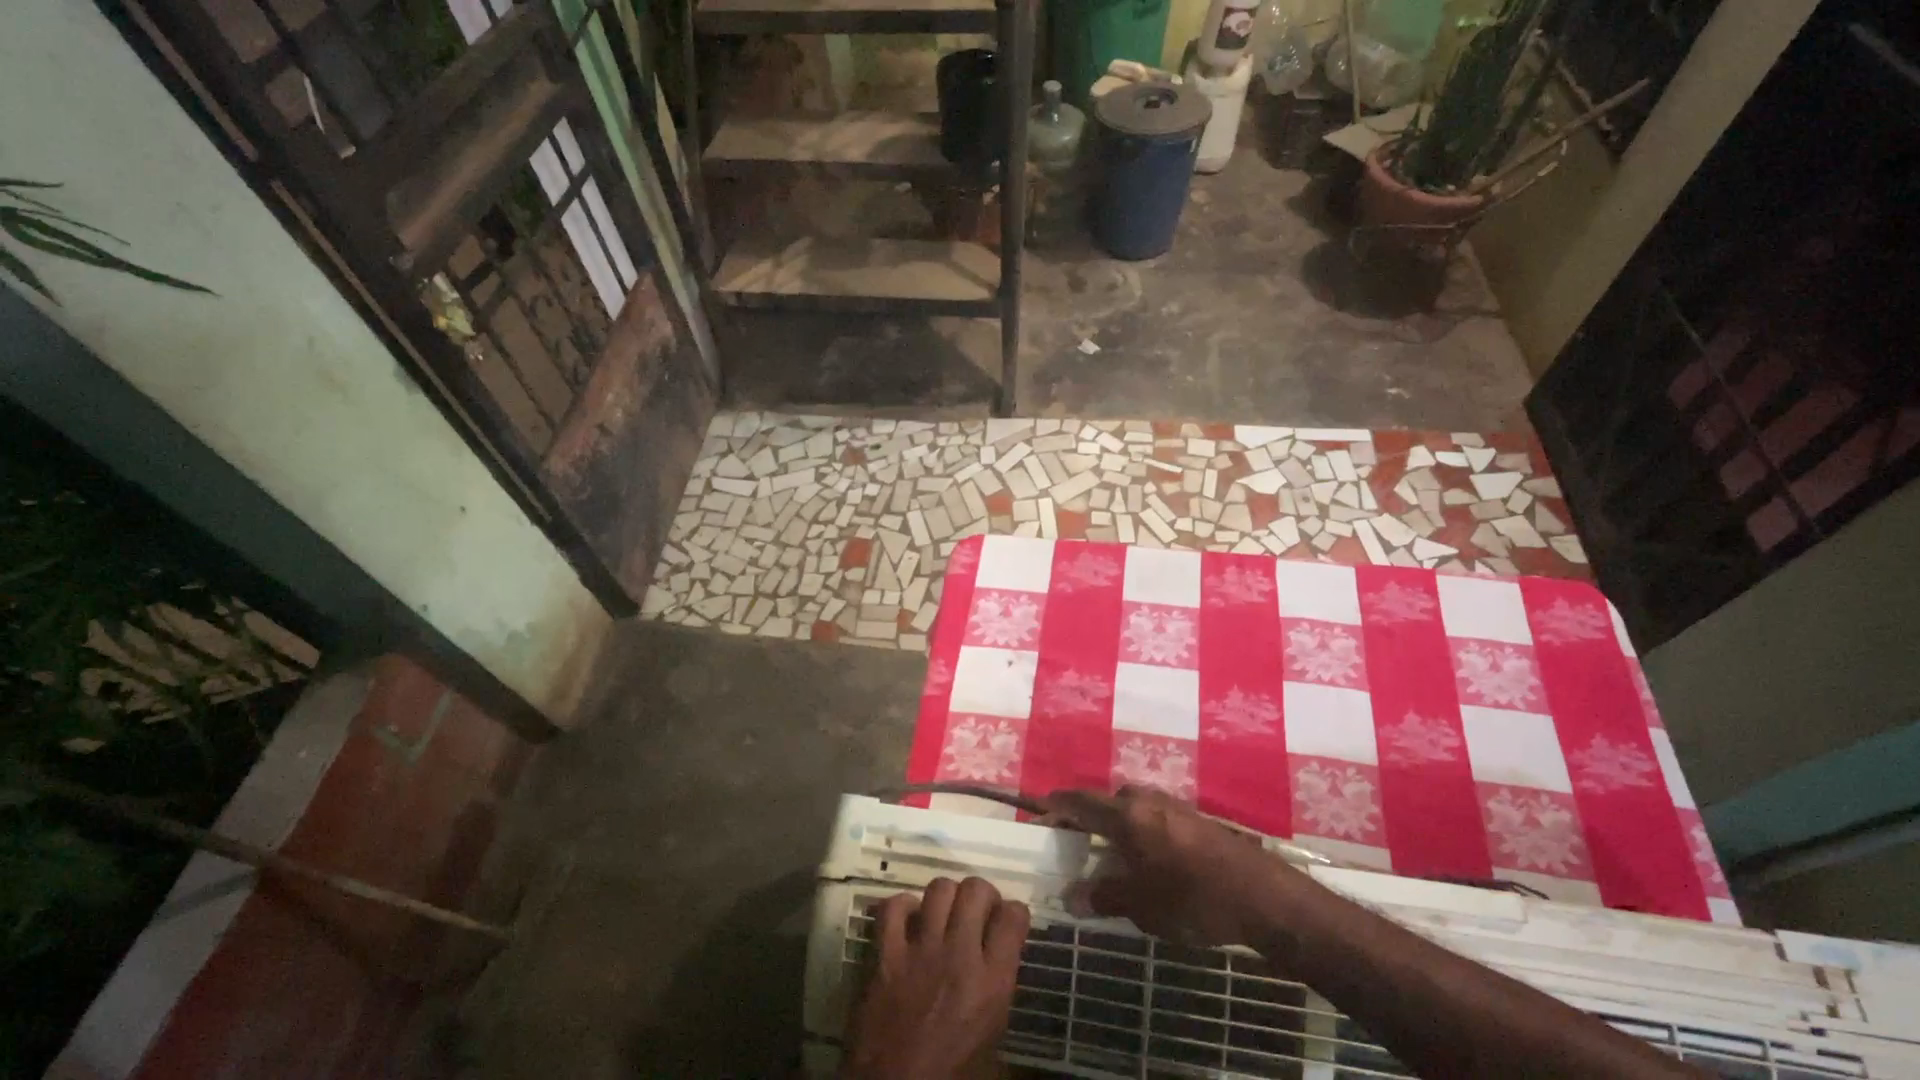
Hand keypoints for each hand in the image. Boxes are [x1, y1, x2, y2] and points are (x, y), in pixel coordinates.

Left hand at [842, 876, 1030, 1079]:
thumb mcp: (994, 1039)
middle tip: (978, 913)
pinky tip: (908, 920)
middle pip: (976, 890)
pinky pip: (892, 906)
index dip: (1014, 912)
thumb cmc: (951, 1074)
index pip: (1014, 916)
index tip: (1008, 922)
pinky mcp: (884, 955)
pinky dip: (902, 906)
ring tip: (945, 913)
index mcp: (993, 982)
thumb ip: (1001, 993)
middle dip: (982, 894)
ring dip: (946, 896)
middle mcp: (960, 956)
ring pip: (939, 889)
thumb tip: (1002, 968)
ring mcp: (920, 951)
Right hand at [1046, 786, 1298, 945]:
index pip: (1077, 801)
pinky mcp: (1195, 819)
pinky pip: (1152, 817)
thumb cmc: (1193, 899)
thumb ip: (1103, 896)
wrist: (1263, 897)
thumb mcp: (1142, 906)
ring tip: (1107, 858)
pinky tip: (1144, 860)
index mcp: (1126, 815)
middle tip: (1074, 847)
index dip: (1055, 808)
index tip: (1039, 820)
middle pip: (1104, 802)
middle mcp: (1146, 800)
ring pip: (1130, 809)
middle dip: (1086, 820)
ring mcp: (1173, 806)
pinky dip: (1138, 832)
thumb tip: (1071, 897)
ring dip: (1114, 826)